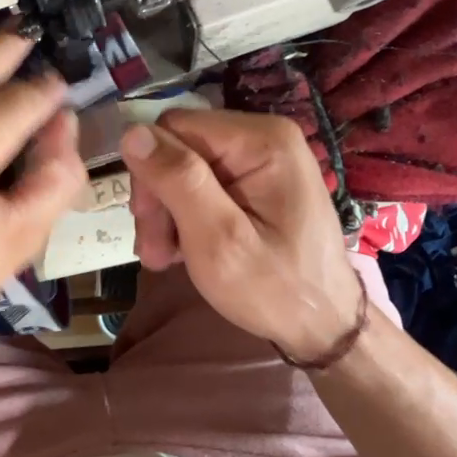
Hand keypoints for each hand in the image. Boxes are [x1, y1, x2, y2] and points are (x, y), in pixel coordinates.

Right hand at [119, 110, 362, 363]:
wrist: (324, 327)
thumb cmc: (274, 289)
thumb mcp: (218, 239)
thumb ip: (178, 181)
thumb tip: (132, 132)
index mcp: (261, 141)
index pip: (172, 129)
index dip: (150, 173)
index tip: (148, 225)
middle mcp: (264, 135)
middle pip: (177, 147)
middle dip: (158, 198)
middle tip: (154, 252)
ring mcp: (263, 156)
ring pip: (184, 166)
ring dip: (167, 211)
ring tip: (166, 257)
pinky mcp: (258, 177)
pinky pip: (202, 180)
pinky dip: (186, 214)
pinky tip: (184, 248)